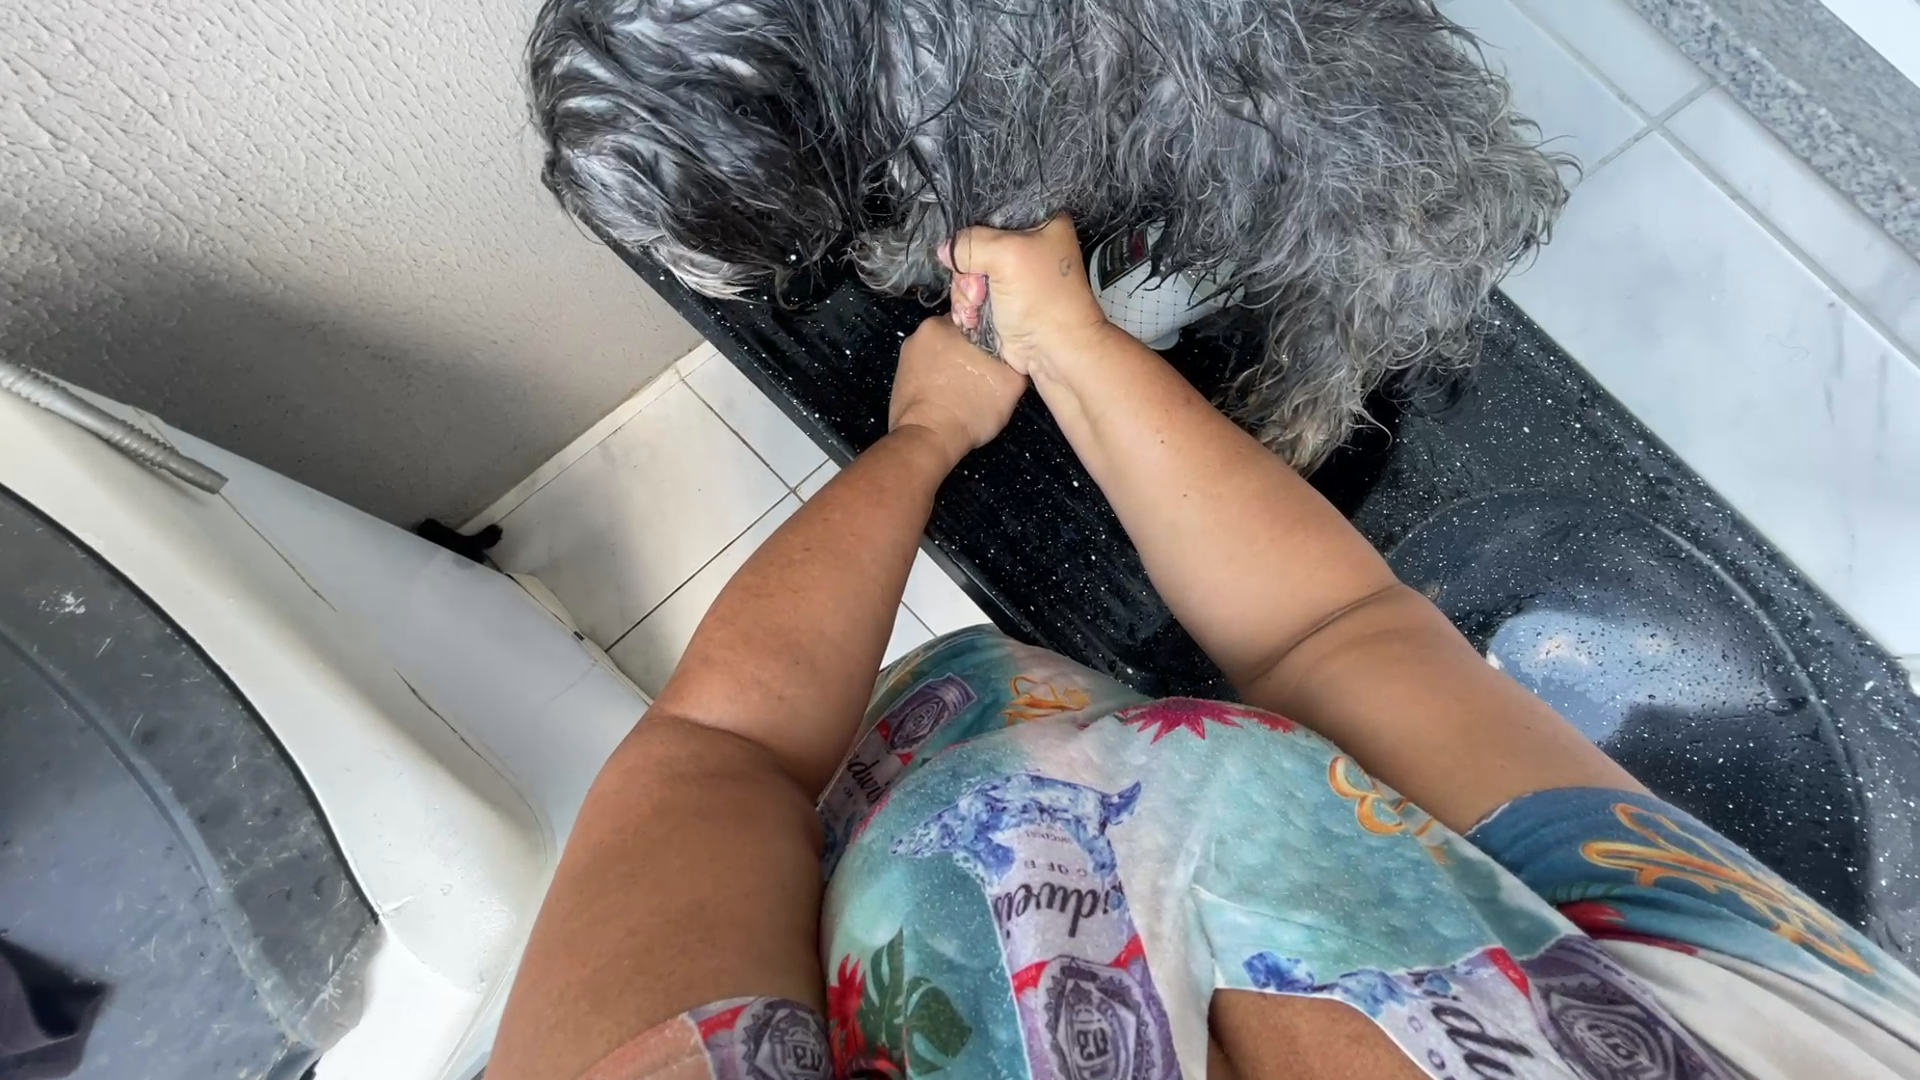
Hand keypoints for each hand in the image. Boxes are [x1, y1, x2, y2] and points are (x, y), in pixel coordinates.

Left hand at [888, 317, 1029, 465]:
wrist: (928, 439)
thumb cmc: (969, 410)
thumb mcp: (1010, 385)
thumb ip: (1014, 358)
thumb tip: (1014, 351)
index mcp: (948, 324)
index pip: (976, 318)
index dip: (988, 335)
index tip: (994, 352)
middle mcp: (924, 331)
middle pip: (955, 334)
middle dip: (967, 348)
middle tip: (979, 372)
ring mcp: (908, 352)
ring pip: (939, 351)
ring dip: (949, 363)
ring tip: (961, 385)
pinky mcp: (900, 373)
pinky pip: (924, 368)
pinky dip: (934, 376)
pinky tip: (944, 393)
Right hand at [941, 215, 1112, 377]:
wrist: (1053, 351)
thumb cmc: (1043, 300)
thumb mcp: (1006, 255)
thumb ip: (970, 244)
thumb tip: (945, 250)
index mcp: (1039, 223)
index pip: (993, 211)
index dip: (976, 230)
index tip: (974, 251)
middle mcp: (1025, 248)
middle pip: (974, 247)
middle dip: (969, 272)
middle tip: (980, 289)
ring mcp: (1010, 278)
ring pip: (968, 274)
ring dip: (965, 294)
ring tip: (977, 308)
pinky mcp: (1000, 303)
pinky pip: (970, 297)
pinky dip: (967, 308)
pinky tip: (973, 318)